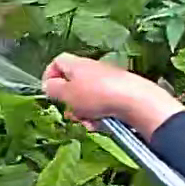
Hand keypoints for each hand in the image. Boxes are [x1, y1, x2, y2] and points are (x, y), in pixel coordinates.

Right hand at [41, 54, 184, 135]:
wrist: (137, 101)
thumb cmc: (97, 96)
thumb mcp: (66, 94)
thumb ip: (53, 89)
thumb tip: (48, 85)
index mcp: (77, 65)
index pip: (57, 62)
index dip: (49, 75)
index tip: (48, 91)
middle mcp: (92, 69)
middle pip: (72, 83)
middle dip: (68, 101)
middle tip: (69, 112)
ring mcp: (108, 80)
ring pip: (86, 97)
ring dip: (82, 111)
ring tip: (86, 121)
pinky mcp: (120, 93)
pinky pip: (101, 104)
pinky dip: (97, 114)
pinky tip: (99, 123)